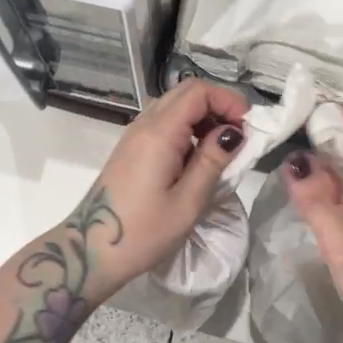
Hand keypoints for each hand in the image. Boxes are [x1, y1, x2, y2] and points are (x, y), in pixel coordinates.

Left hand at [70, 79, 248, 297]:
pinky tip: (198, 158)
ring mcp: (135, 135)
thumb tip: (234, 132)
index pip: (198, 91)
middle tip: (240, 135)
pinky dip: (187, 129)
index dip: (228, 100)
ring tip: (223, 149)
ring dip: (202, 117)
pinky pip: (164, 123)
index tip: (249, 127)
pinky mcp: (132, 148)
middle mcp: (144, 124)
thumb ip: (212, 161)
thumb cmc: (144, 231)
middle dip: (218, 105)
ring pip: (174, 106)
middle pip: (186, 92)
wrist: (93, 251)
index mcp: (159, 132)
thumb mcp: (188, 202)